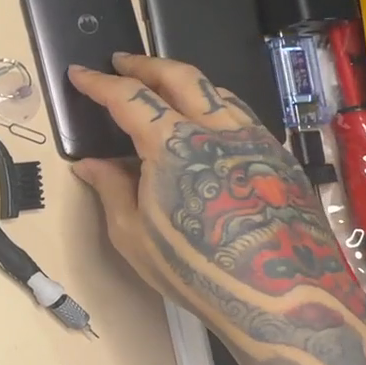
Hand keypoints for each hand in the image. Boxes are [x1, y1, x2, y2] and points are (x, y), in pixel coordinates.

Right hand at [67, 53, 365, 364]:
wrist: (287, 302)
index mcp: (174, 146)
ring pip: (217, 91)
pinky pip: (239, 115)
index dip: (99, 83)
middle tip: (120, 62)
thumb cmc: (197, 270)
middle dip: (145, 64)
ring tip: (160, 86)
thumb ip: (111, 190)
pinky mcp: (278, 160)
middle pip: (181, 76)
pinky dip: (210, 105)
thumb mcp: (133, 235)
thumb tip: (91, 165)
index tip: (78, 74)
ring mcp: (255, 142)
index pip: (130, 97)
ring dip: (182, 81)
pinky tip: (201, 124)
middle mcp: (219, 131)